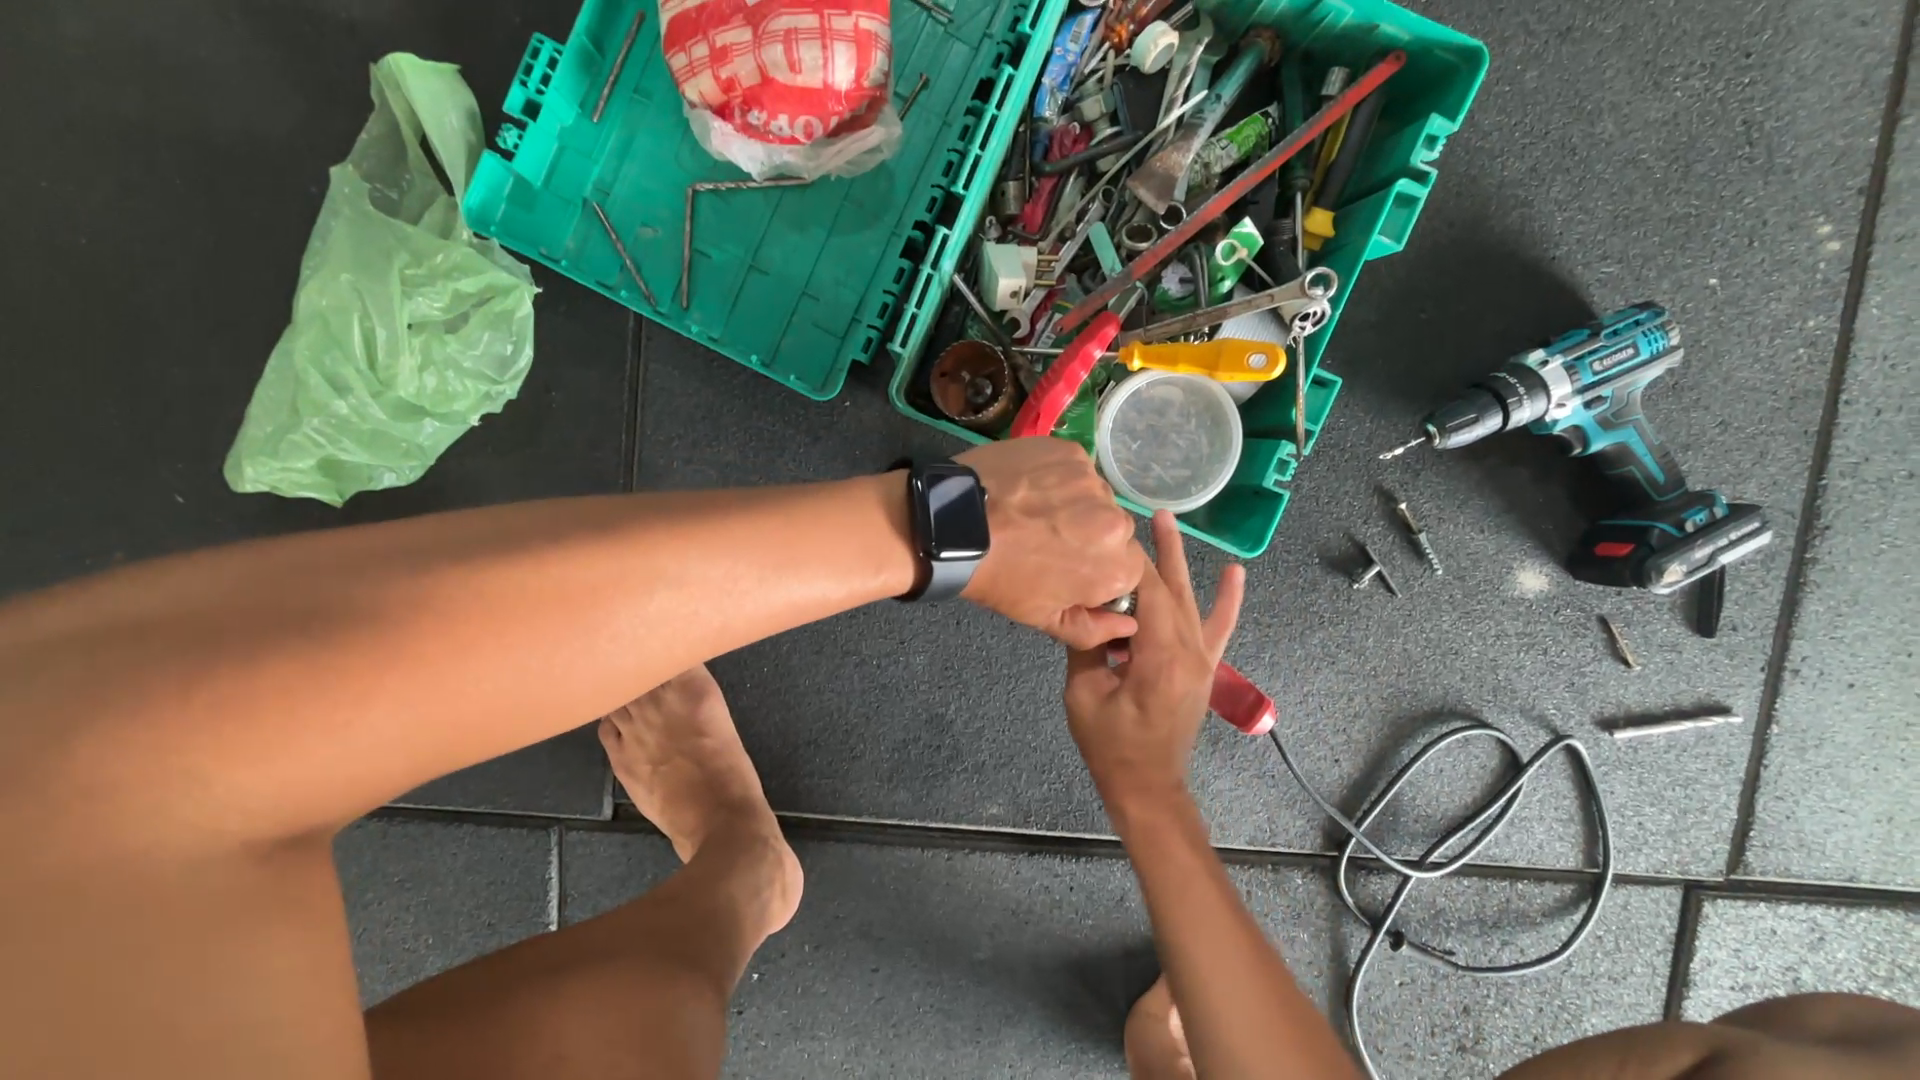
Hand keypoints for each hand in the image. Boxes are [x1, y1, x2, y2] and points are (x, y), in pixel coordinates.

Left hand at [956, 437, 1146, 648]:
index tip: (1066, 568)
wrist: (955, 525)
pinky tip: (1028, 488)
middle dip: (1090, 537)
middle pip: (1115, 531)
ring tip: (1034, 513)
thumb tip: (1128, 623)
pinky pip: (1075, 469)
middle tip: (1046, 540)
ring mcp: (1093, 482)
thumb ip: (1092, 629)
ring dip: (1075, 505)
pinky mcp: (1070, 453)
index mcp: (1117, 568)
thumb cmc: (999, 578)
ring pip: (1095, 497)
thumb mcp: (1042, 618)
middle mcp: (1117, 522)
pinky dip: (1057, 477)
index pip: (1127, 570)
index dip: (1097, 571)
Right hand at [1064, 511, 1244, 810]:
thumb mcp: (1084, 693)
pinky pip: (1219, 629)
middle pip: (1171, 589)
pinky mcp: (1204, 669)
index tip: (1108, 532)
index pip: (1145, 594)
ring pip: (1191, 600)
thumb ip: (1088, 646)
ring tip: (1169, 522)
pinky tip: (1235, 573)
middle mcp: (1189, 653)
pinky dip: (1227, 600)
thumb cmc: (1110, 745)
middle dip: (1154, 549)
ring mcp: (1202, 660)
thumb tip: (1084, 607)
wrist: (1147, 785)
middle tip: (1142, 511)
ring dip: (1180, 561)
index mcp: (1160, 658)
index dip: (1126, 562)